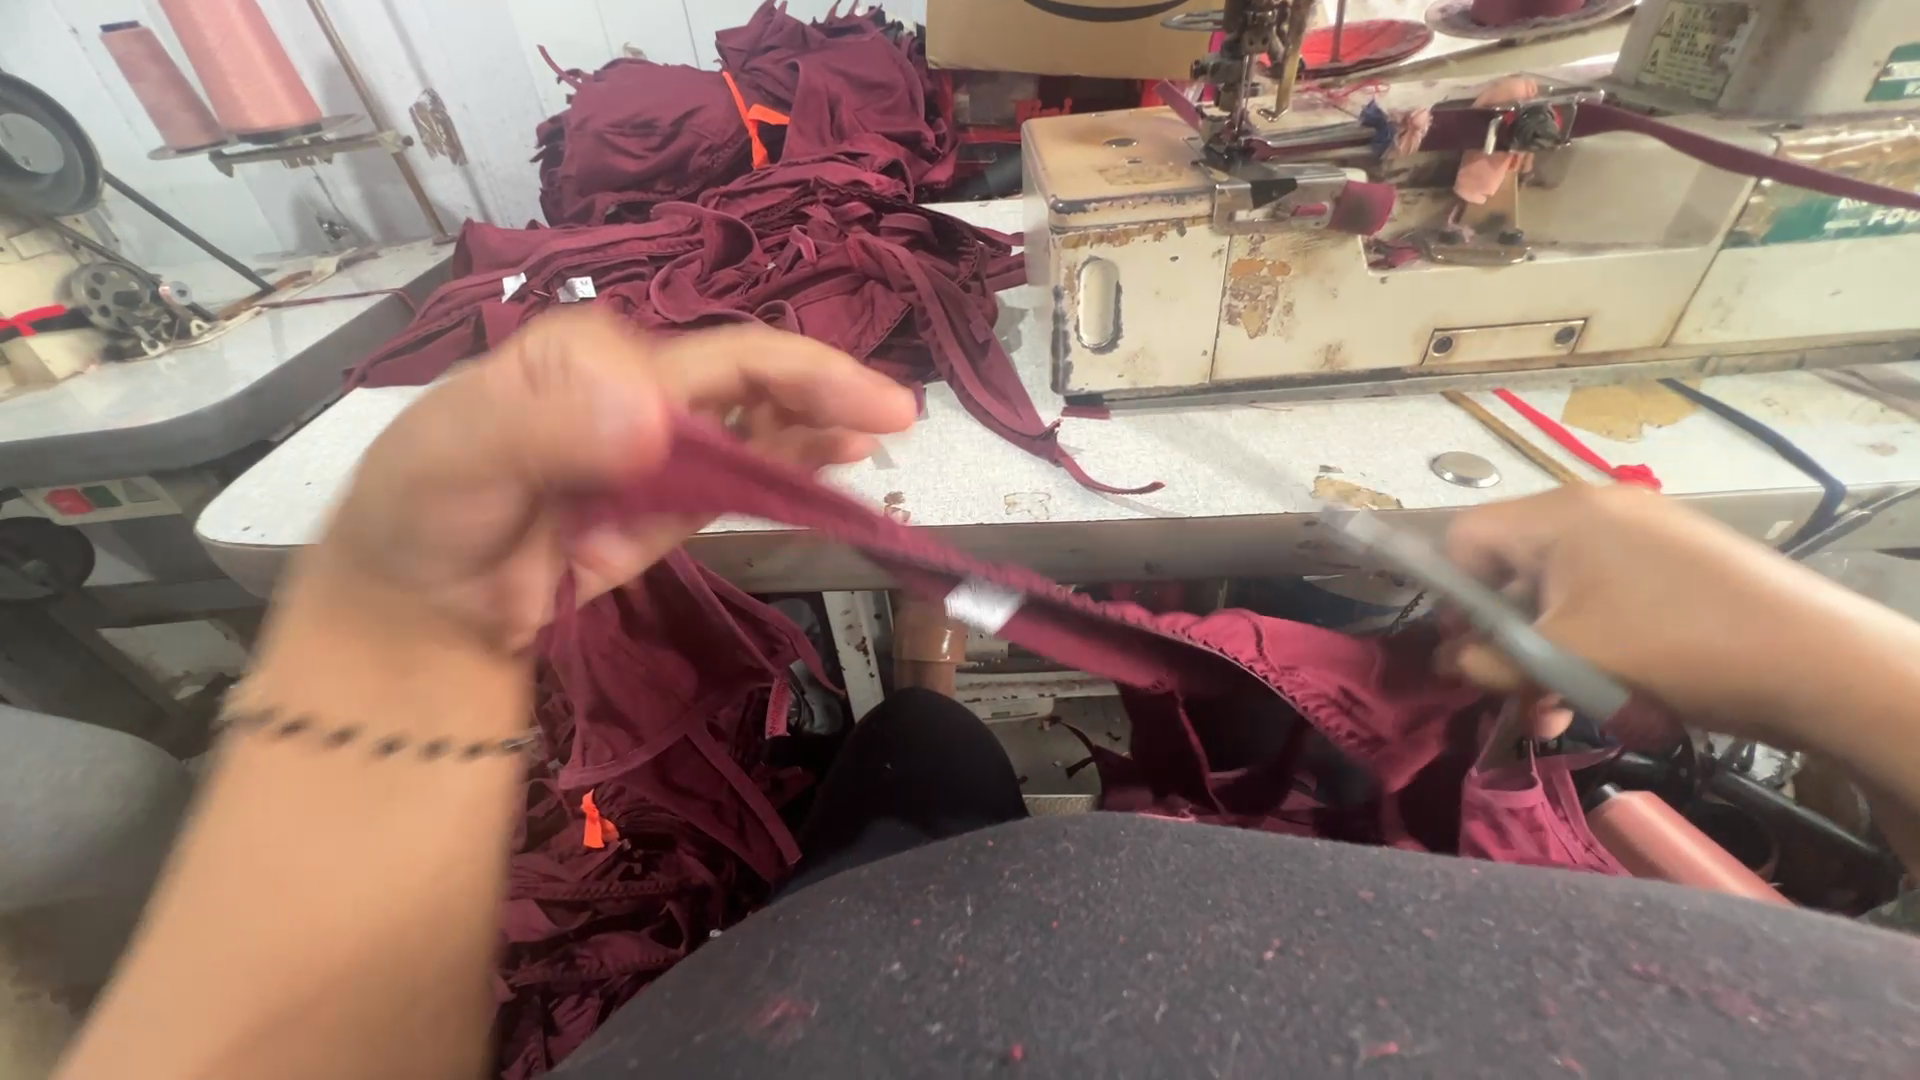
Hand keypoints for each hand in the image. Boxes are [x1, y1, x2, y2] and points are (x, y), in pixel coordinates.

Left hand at [297, 309, 916, 655]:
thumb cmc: (423, 521)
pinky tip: (836, 460)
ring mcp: (660, 448)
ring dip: (822, 422)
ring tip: (883, 428)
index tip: (863, 412)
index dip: (795, 376)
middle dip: (827, 388)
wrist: (425, 606)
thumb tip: (650, 410)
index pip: (716, 356)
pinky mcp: (673, 499)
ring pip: (760, 420)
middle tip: (897, 412)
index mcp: (594, 360)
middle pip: (751, 377)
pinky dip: (795, 465)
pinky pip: (746, 473)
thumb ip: (539, 428)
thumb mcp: (455, 462)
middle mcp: (637, 390)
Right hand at [1441, 484, 1919, 748]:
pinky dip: (1586, 641)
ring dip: (1543, 651)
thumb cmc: (1677, 649)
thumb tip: (1446, 663)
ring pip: (1555, 591)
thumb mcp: (1562, 661)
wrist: (1834, 670)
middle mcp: (1594, 510)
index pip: (1464, 538)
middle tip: (1510, 688)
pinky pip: (1600, 596)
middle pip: (1509, 568)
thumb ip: (1484, 662)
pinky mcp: (1675, 561)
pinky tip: (1598, 692)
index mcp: (1559, 514)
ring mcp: (1641, 533)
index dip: (1451, 593)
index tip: (1469, 646)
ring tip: (1555, 710)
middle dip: (1502, 636)